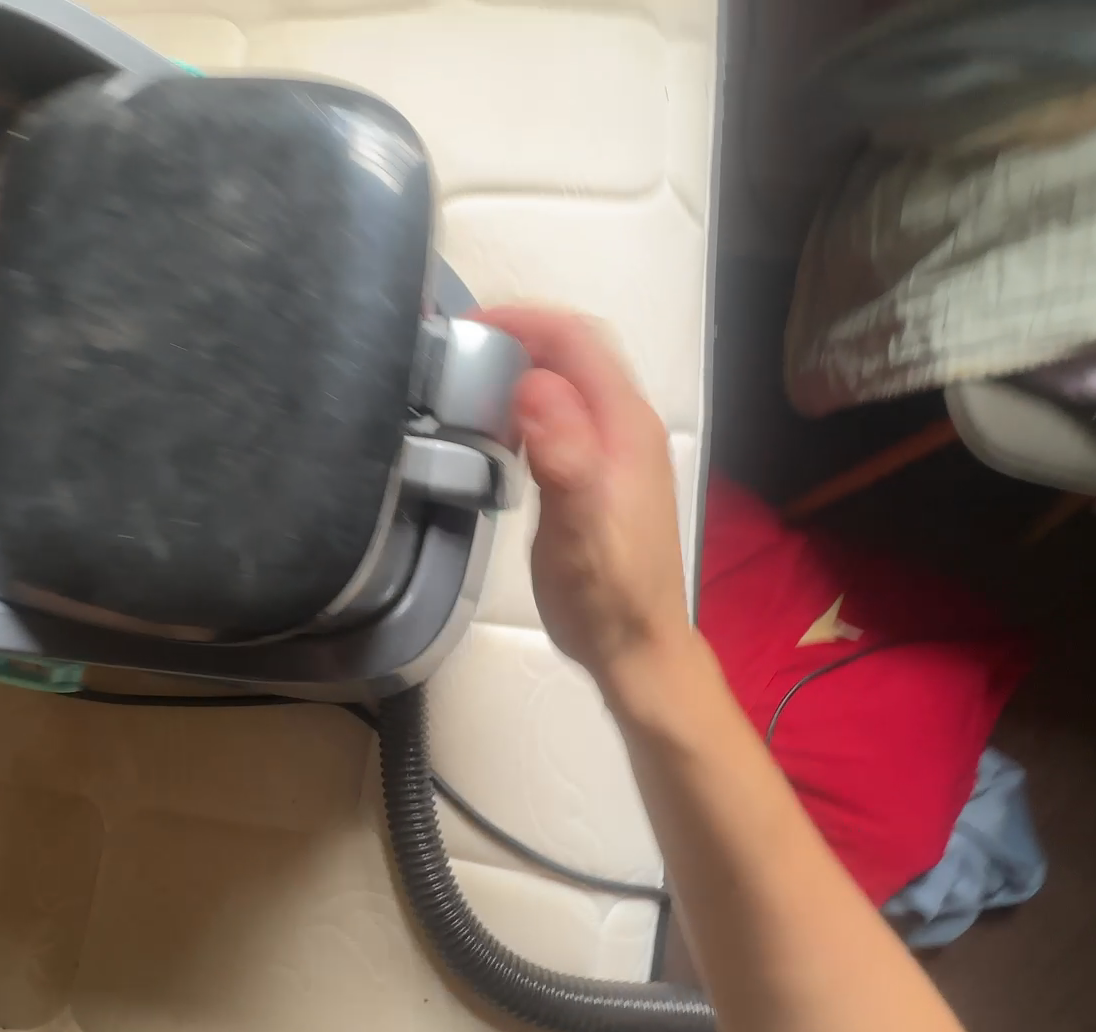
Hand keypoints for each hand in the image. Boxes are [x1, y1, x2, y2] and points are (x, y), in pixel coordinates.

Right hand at [472, 306, 692, 684]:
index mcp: (625, 426)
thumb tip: (533, 385)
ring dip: (525, 367)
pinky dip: (531, 403)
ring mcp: (617, 449)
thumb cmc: (605, 594)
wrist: (634, 645)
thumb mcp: (581, 530)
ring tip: (472, 379)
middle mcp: (627, 426)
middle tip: (461, 351)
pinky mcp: (601, 473)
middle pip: (576, 353)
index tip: (469, 328)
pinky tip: (501, 428)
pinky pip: (566, 414)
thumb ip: (564, 455)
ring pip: (571, 382)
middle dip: (521, 336)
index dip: (525, 321)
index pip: (578, 341)